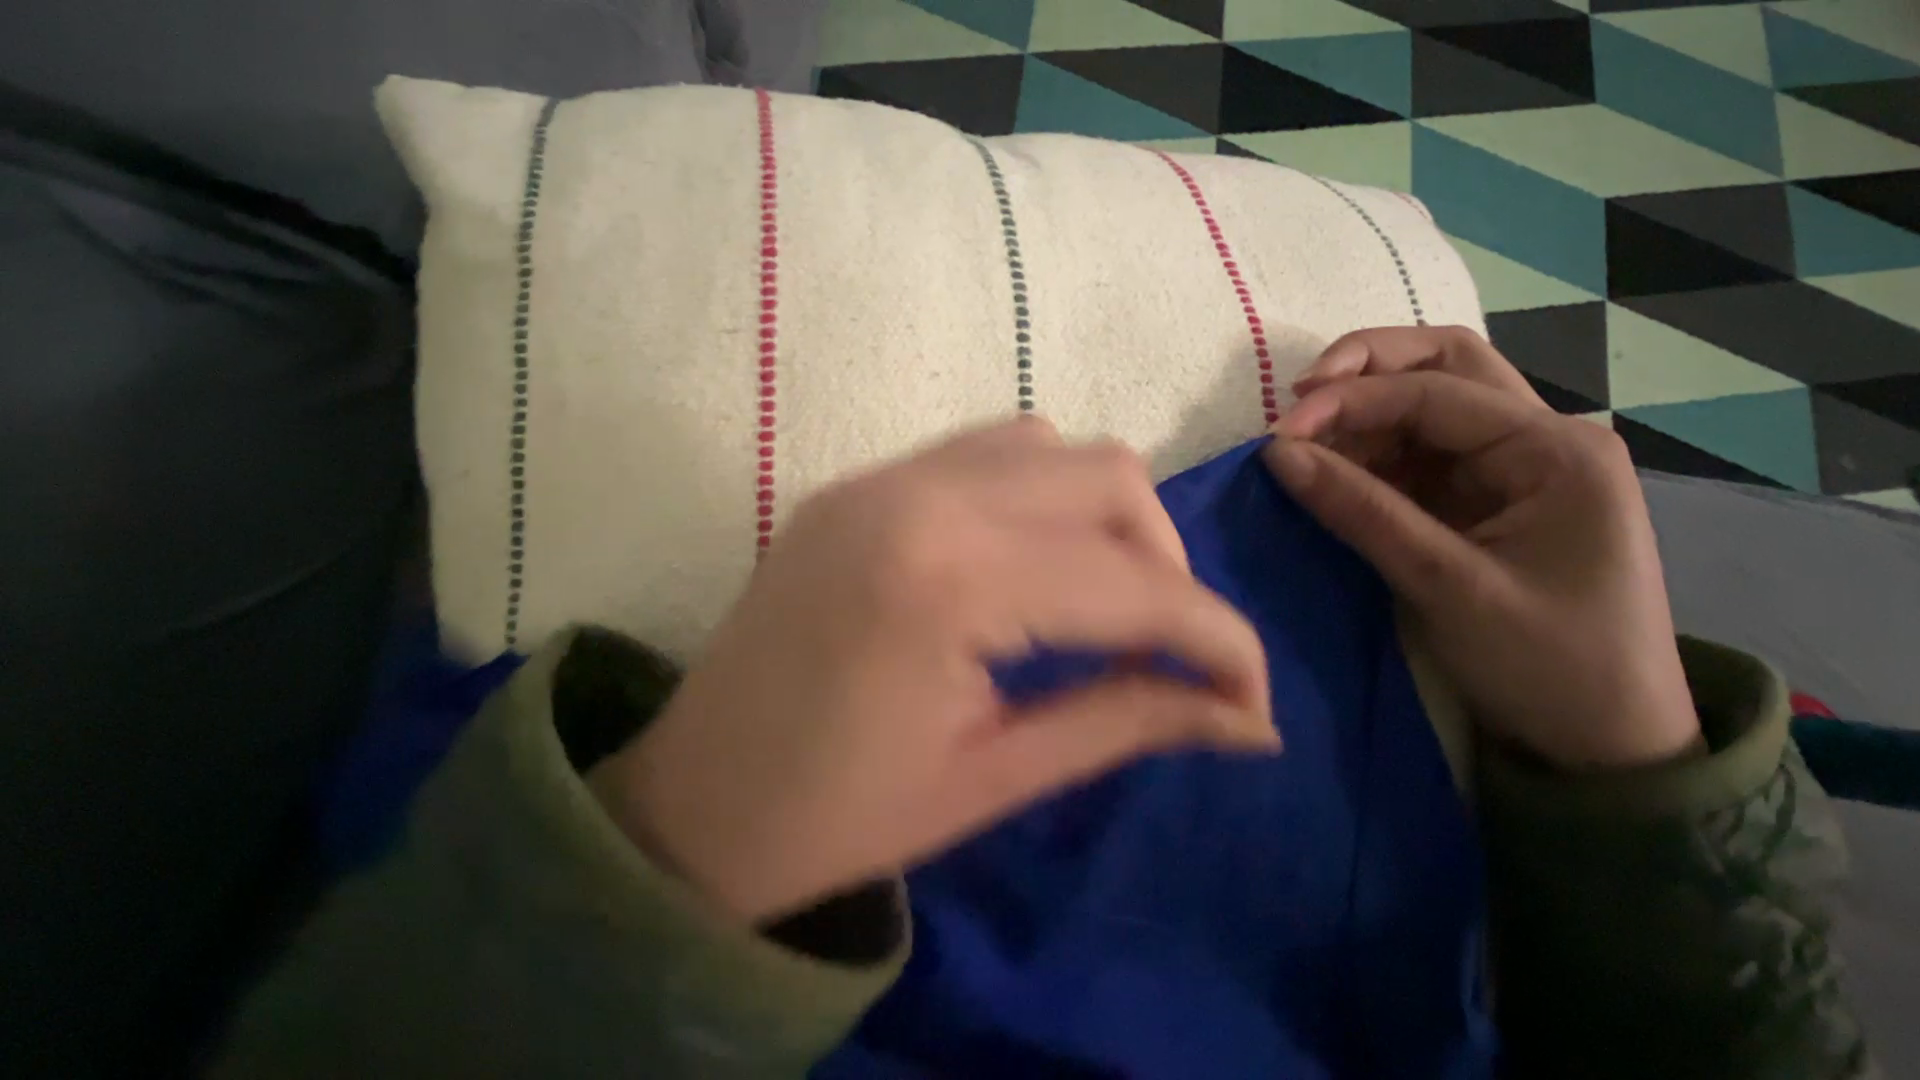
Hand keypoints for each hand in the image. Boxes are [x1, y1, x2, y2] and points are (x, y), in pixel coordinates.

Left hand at [589, 418, 1275, 923]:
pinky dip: (1037, 496)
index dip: (1219, 642)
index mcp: (949, 582)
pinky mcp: (856, 483)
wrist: (691, 805)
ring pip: (1050, 447)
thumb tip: (1252, 721)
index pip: (1133, 586)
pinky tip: (1030, 570)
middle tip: (1166, 652)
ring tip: (1101, 606)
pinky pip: (982, 453)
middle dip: (1166, 565)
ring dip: (1104, 518)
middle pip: (1107, 478)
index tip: (1253, 703)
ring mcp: (878, 477)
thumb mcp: (995, 779)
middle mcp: (917, 496)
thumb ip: (1128, 722)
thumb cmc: (838, 819)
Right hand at [1266, 326, 1700, 769]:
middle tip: (1297, 398)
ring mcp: (1516, 468)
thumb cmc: (1548, 665)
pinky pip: (1422, 455)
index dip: (1350, 401)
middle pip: (1448, 365)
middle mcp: (1544, 439)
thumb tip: (1277, 454)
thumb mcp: (1447, 587)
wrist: (1606, 742)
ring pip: (1431, 404)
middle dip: (1366, 370)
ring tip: (1301, 442)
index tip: (1278, 434)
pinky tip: (1331, 469)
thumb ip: (1362, 512)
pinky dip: (1372, 453)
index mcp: (1558, 450)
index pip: (1437, 391)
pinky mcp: (1488, 499)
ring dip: (1364, 412)